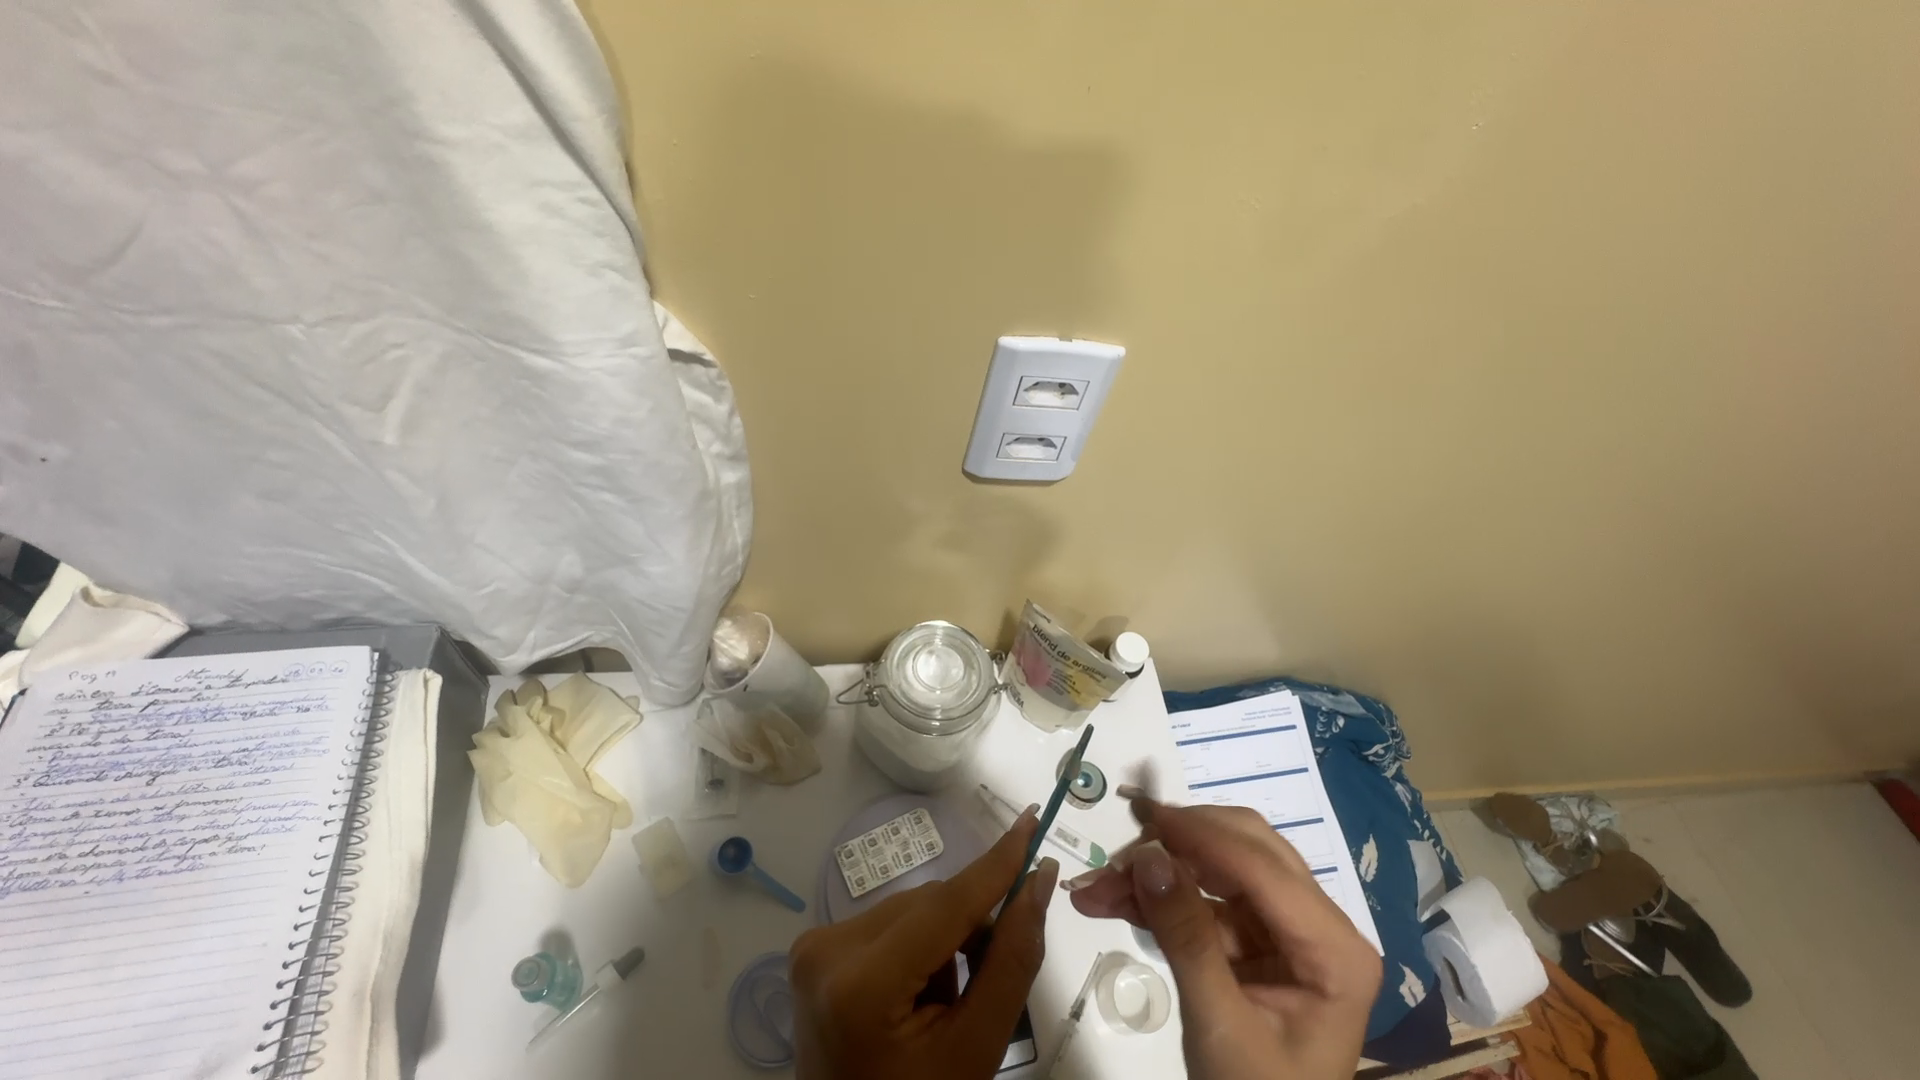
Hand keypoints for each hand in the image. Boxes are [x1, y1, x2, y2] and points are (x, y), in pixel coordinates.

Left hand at [791, 809, 1059, 1079]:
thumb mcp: (978, 1043)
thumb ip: (1013, 958)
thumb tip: (1040, 879)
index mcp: (862, 983)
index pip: (945, 904)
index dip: (995, 863)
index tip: (1032, 820)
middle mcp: (827, 949)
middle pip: (929, 904)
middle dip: (970, 927)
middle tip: (992, 973)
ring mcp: (814, 947)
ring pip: (911, 909)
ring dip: (944, 938)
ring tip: (947, 1000)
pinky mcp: (814, 949)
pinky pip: (888, 922)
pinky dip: (917, 946)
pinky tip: (919, 992)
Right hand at [1066, 796, 1379, 1079]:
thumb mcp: (1220, 1024)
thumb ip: (1186, 937)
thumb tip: (1148, 857)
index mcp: (1334, 949)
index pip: (1262, 867)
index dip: (1200, 835)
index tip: (1142, 817)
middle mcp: (1320, 925)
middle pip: (1246, 851)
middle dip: (1176, 846)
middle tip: (1117, 854)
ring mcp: (1288, 929)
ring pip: (1219, 869)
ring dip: (1159, 870)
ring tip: (1098, 886)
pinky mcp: (1258, 940)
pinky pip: (1205, 900)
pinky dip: (1161, 898)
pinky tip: (1115, 901)